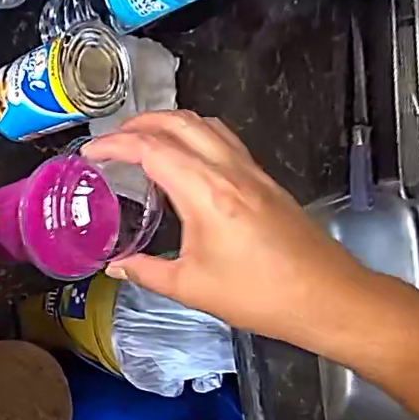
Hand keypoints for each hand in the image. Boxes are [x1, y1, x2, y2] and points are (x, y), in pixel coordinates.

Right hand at [82, 111, 381, 353]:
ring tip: (143, 140)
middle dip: (139, 122)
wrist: (326, 298)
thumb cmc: (262, 295)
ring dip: (169, 123)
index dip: (116, 144)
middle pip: (180, 122)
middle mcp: (231, 172)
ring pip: (205, 124)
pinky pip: (224, 139)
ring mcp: (252, 172)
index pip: (152, 149)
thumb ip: (145, 271)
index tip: (92, 151)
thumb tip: (117, 266)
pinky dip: (195, 135)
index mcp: (207, 194)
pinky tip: (185, 158)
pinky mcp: (265, 181)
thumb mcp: (190, 287)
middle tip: (112, 139)